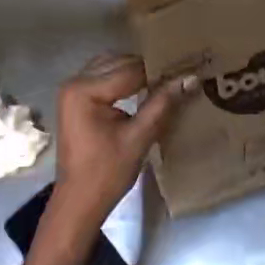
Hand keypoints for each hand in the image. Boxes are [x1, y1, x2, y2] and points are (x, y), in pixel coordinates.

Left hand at [47, 55, 195, 241]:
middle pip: (119, 63)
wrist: (79, 201)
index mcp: (84, 91)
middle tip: (180, 74)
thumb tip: (191, 78)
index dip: (161, 71)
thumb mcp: (138, 137)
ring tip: (166, 80)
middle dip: (149, 68)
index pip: (130, 70)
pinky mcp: (76, 99)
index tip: (189, 70)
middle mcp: (75, 82)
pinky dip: (124, 79)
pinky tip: (145, 88)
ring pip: (111, 66)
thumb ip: (162, 103)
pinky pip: (104, 77)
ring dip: (137, 71)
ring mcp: (73, 90)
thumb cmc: (107, 173)